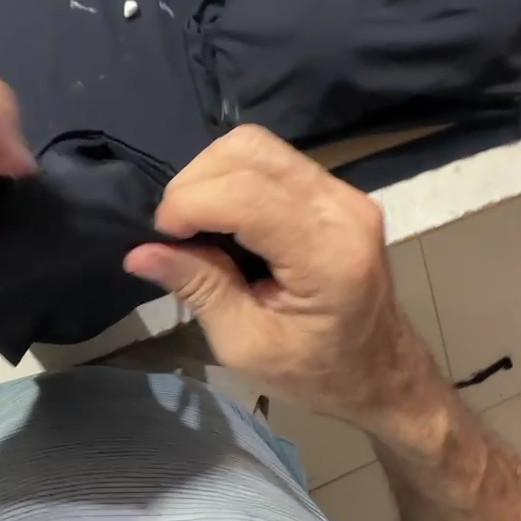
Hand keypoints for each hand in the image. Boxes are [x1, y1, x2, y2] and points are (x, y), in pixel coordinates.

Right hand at [123, 127, 450, 443]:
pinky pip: (271, 161)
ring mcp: (344, 193)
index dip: (188, 204)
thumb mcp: (245, 346)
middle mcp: (341, 208)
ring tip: (197, 226)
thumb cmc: (315, 373)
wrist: (381, 372)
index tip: (160, 239)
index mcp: (327, 255)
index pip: (245, 194)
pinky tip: (225, 222)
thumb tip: (139, 253)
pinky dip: (233, 180)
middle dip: (194, 184)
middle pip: (248, 152)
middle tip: (176, 234)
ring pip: (257, 147)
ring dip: (210, 177)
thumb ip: (198, 289)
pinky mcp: (336, 191)